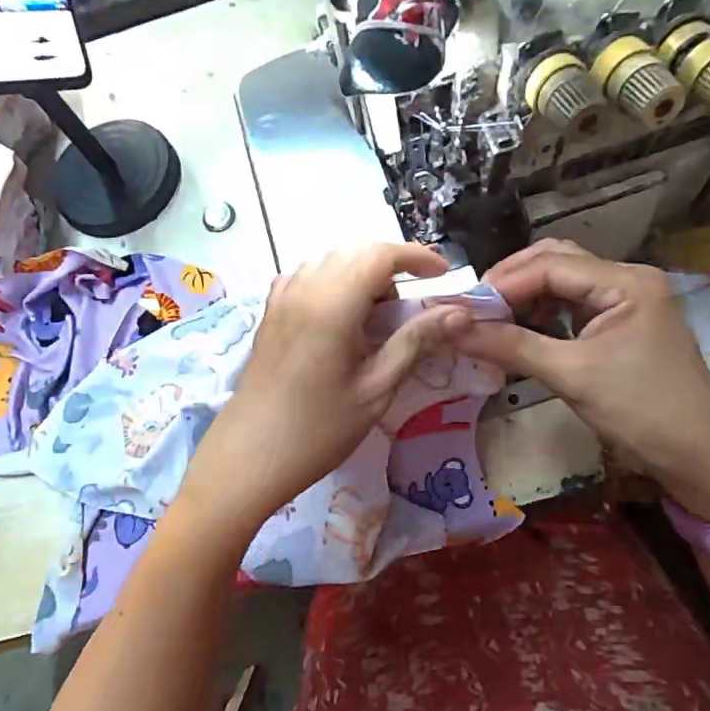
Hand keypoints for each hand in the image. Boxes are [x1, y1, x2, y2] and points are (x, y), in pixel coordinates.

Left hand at [179, 244, 471, 528]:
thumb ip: (416, 343)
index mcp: (331, 303)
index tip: (442, 275)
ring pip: (329, 264)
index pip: (379, 255)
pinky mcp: (269, 315)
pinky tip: (339, 322)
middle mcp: (303, 289)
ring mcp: (281, 300)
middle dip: (390, 268)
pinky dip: (332, 287)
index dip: (416, 257)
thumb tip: (459, 313)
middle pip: (354, 254)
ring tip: (376, 320)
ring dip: (360, 277)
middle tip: (411, 308)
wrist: (250, 456)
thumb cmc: (318, 429)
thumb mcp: (376, 389)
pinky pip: (306, 281)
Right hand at [455, 240, 709, 527]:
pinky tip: (519, 333)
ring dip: (525, 299)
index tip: (463, 308)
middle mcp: (627, 280)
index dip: (503, 283)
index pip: (551, 265)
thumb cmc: (641, 410)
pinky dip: (542, 317)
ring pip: (563, 285)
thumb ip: (512, 346)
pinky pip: (572, 309)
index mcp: (626, 281)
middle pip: (557, 263)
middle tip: (474, 311)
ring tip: (491, 323)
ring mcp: (625, 303)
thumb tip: (454, 329)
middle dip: (512, 283)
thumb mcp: (572, 375)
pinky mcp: (620, 326)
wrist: (698, 456)